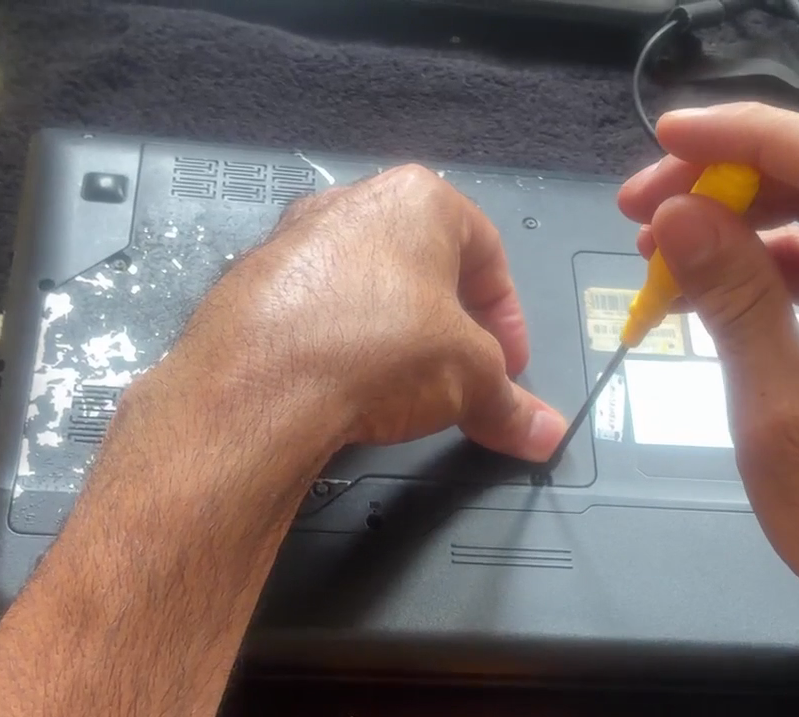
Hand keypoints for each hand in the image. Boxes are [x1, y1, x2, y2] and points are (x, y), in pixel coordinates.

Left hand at [173, 165, 566, 461]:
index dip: (508, 318)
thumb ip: (512, 405)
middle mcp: (351, 205)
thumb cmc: (380, 350)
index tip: (509, 366)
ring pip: (365, 287)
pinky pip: (315, 313)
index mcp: (418, 200)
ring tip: (401, 387)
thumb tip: (547, 434)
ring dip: (393, 334)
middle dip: (451, 326)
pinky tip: (344, 387)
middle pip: (424, 267)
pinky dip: (340, 346)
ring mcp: (293, 242)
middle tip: (460, 376)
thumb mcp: (468, 380)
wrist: (260, 384)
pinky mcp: (251, 288)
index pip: (488, 253)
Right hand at [620, 104, 798, 645]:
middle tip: (641, 207)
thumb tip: (675, 217)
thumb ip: (733, 300)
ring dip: (744, 233)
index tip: (667, 137)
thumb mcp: (777, 406)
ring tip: (661, 250)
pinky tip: (712, 289)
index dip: (749, 140)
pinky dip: (770, 279)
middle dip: (734, 187)